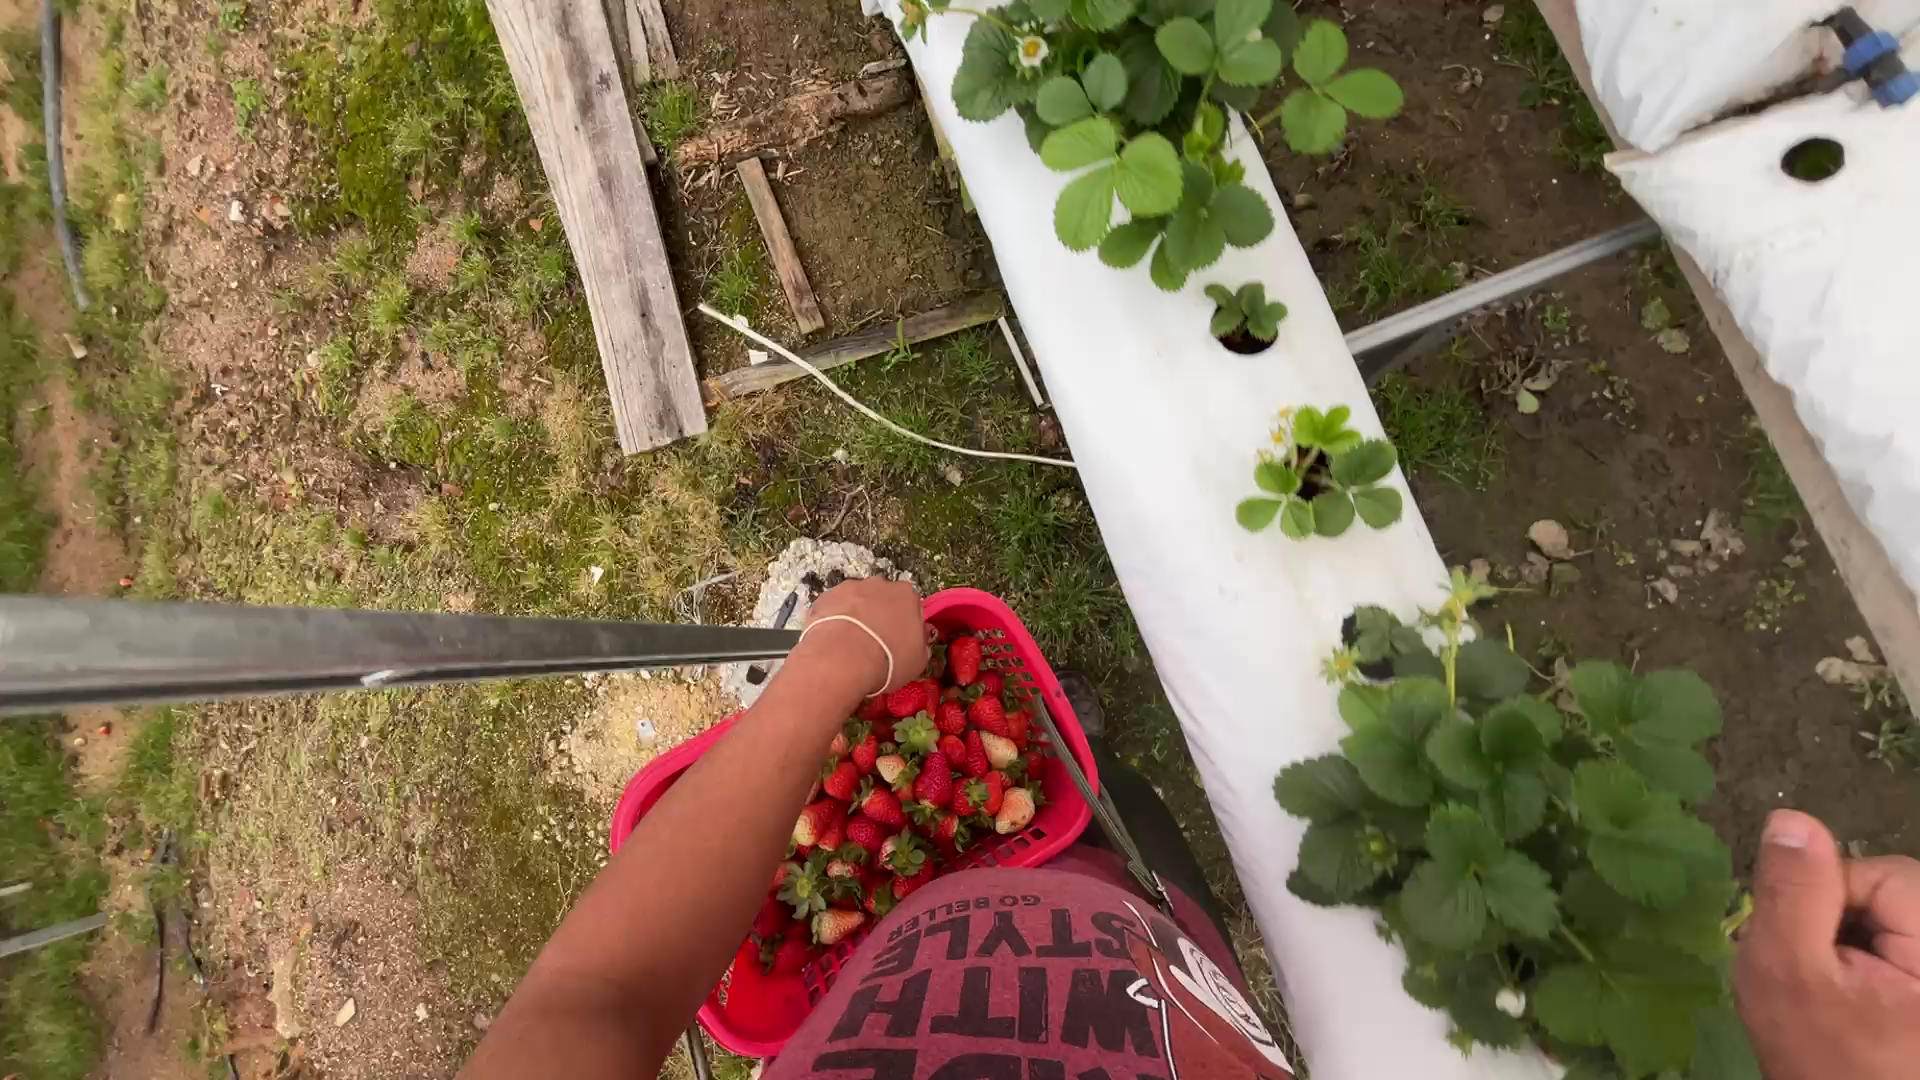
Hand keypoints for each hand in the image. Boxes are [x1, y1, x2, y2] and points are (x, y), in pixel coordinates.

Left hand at [801, 577, 928, 696]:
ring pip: (856, 601)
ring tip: (850, 645)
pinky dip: (834, 620)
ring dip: (856, 617)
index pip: (911, 606)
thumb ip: (921, 644)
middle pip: (882, 599)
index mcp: (907, 595)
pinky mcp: (825, 596)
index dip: (906, 625)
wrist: (842, 660)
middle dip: (880, 616)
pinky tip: (833, 642)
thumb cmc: (887, 660)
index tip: (900, 642)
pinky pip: (834, 608)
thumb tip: (918, 640)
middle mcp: (880, 584)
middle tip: (875, 643)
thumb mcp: (918, 661)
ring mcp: (850, 587)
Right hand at [1732, 809, 1919, 1079]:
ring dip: (1855, 939)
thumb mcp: (1787, 968)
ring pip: (1899, 918)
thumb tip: (1791, 819)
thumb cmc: (1823, 1052)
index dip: (1829, 894)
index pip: (1887, 875)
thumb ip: (1793, 891)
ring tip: (1841, 987)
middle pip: (1900, 895)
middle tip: (1822, 969)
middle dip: (1844, 918)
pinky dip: (1874, 961)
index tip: (1811, 945)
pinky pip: (1901, 944)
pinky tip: (1863, 998)